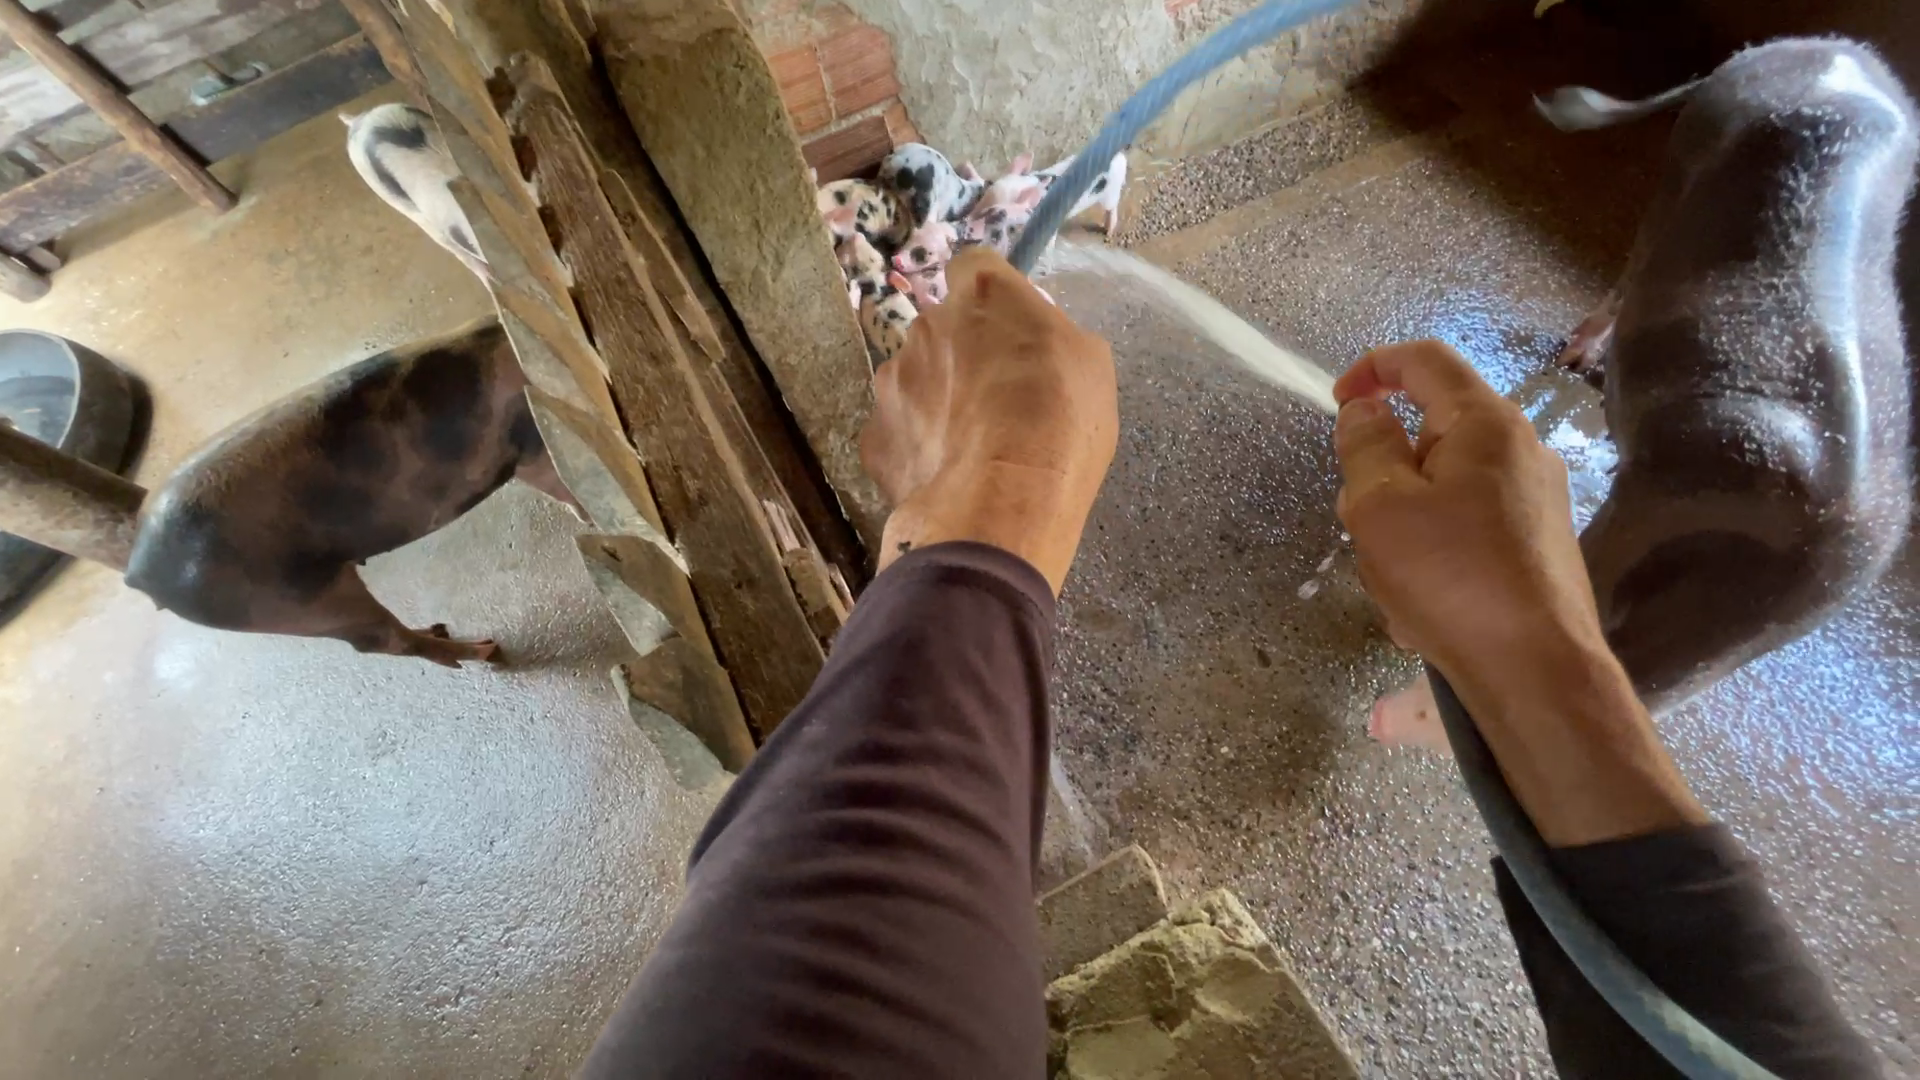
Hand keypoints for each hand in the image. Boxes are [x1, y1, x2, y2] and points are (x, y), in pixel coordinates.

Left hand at [860, 248, 1117, 594]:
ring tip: (967, 448)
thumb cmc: (1059, 425)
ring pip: (915, 380)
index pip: (975, 267)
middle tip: (995, 400)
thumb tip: (1030, 343)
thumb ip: (1050, 335)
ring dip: (935, 401)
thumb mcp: (1090, 365)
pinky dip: (916, 447)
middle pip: (942, 329)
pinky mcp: (872, 436)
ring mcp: (890, 382)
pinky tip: (943, 474)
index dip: (991, 298)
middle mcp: (926, 326)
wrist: (1001, 506)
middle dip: (962, 354)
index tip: (1007, 328)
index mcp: (982, 294)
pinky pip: (897, 432)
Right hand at [1332, 340, 1597, 677]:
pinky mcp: (1531, 539)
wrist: (1533, 666)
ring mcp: (1531, 496)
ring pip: (1437, 483)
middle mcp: (1519, 449)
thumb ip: (1364, 445)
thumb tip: (1365, 409)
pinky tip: (1420, 593)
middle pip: (1427, 429)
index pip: (1425, 361)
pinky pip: (1458, 520)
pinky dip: (1425, 543)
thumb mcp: (1379, 504)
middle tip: (1359, 517)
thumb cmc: (1448, 574)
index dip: (1371, 368)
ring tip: (1390, 570)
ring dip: (1397, 514)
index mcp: (1485, 424)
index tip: (1335, 403)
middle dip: (1379, 467)